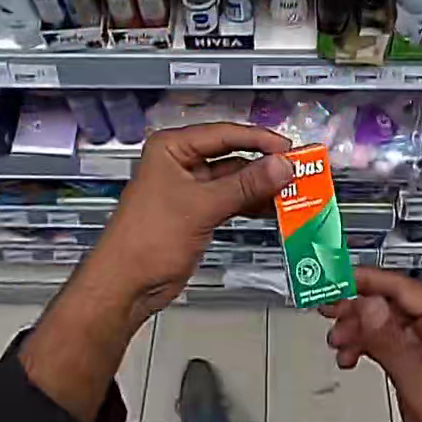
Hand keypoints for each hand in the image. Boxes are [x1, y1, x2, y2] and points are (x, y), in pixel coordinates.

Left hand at [82, 122, 292, 316]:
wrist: (124, 287)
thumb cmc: (150, 238)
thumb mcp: (202, 206)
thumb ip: (245, 185)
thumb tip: (283, 166)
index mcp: (172, 147)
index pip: (224, 134)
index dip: (258, 139)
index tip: (288, 149)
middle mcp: (181, 161)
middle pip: (231, 154)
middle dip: (263, 163)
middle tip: (297, 169)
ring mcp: (189, 187)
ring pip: (233, 179)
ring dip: (260, 185)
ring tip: (293, 190)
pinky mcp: (197, 211)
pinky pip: (230, 199)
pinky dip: (251, 203)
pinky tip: (275, 208)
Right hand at [321, 269, 421, 421]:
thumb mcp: (420, 386)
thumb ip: (390, 342)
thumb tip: (366, 303)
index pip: (401, 287)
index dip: (365, 280)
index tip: (333, 277)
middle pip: (391, 302)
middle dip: (357, 306)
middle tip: (324, 308)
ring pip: (385, 323)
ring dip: (358, 329)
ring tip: (335, 342)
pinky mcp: (421, 365)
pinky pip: (388, 343)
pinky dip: (366, 347)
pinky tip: (348, 358)